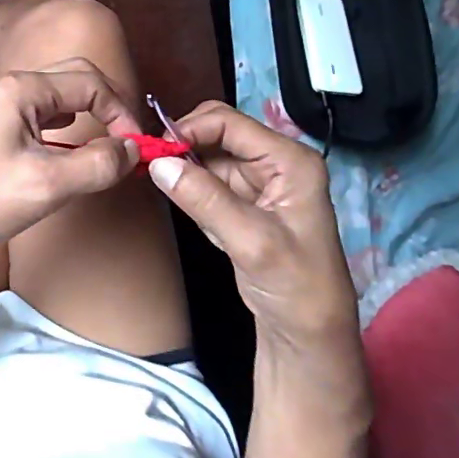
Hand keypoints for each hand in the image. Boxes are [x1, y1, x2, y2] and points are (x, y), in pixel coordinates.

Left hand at [0, 59, 142, 266]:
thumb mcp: (49, 184)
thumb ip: (99, 163)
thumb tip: (133, 150)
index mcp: (21, 89)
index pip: (90, 82)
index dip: (121, 112)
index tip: (136, 148)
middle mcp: (9, 88)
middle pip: (75, 78)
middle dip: (107, 104)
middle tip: (126, 140)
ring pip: (58, 96)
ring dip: (88, 113)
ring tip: (106, 143)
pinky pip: (42, 114)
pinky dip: (67, 126)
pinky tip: (71, 146)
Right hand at [148, 102, 369, 433]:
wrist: (306, 334)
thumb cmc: (296, 286)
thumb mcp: (252, 241)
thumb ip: (205, 199)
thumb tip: (159, 163)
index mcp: (290, 160)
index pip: (230, 123)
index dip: (190, 128)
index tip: (155, 149)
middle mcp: (274, 162)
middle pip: (216, 133)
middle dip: (182, 144)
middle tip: (151, 163)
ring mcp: (256, 182)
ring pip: (206, 155)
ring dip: (182, 166)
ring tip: (160, 181)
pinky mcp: (240, 201)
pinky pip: (204, 180)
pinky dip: (188, 187)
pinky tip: (183, 204)